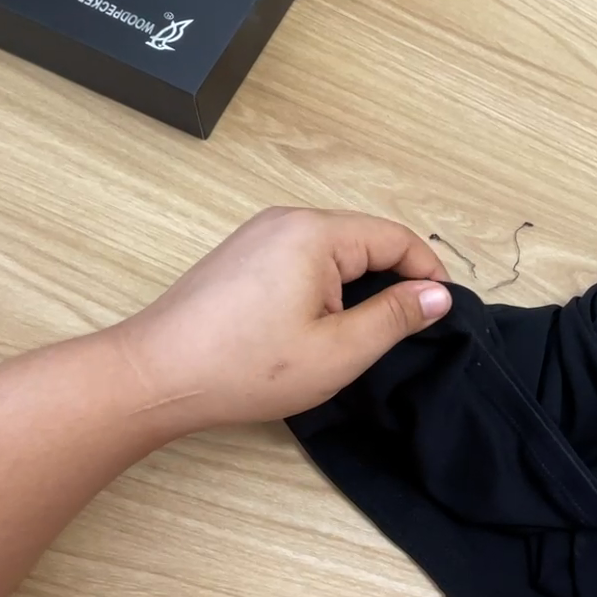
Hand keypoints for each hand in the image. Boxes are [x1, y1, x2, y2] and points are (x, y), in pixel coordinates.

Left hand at [111, 207, 450, 431]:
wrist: (156, 376)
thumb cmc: (248, 367)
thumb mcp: (340, 351)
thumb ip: (396, 317)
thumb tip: (439, 295)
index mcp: (316, 234)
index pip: (396, 238)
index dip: (427, 273)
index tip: (440, 314)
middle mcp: (288, 220)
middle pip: (367, 238)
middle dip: (396, 279)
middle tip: (408, 328)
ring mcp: (262, 234)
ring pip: (339, 249)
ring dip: (364, 283)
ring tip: (369, 329)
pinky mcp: (246, 254)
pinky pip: (309, 257)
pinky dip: (333, 283)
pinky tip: (327, 321)